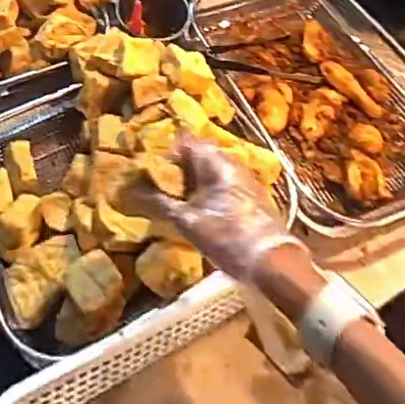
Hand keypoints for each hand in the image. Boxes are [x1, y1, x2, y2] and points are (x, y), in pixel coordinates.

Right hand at [130, 137, 305, 286]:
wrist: (273, 261)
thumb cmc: (227, 237)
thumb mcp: (188, 223)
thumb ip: (161, 204)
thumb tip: (132, 192)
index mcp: (214, 161)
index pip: (185, 142)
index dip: (165, 152)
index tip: (150, 169)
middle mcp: (230, 161)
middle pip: (198, 154)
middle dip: (178, 168)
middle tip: (159, 187)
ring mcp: (243, 176)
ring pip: (211, 169)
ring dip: (192, 180)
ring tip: (175, 200)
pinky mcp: (250, 193)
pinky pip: (222, 182)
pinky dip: (207, 190)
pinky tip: (199, 210)